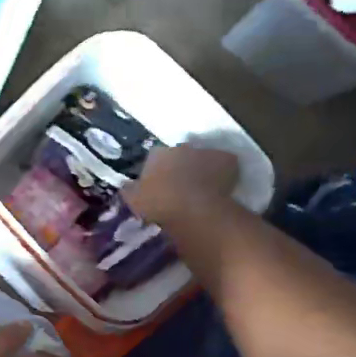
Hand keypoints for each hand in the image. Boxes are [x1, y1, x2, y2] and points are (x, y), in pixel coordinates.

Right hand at [125, 144, 241, 226]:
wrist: (193, 209)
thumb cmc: (158, 203)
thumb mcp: (134, 199)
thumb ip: (129, 189)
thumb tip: (127, 185)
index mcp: (157, 154)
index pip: (155, 157)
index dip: (158, 170)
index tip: (159, 183)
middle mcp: (181, 147)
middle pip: (181, 154)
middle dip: (181, 165)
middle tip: (180, 185)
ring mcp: (206, 151)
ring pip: (203, 157)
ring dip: (202, 168)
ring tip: (200, 188)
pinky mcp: (228, 159)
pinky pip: (225, 164)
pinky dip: (223, 173)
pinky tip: (220, 188)